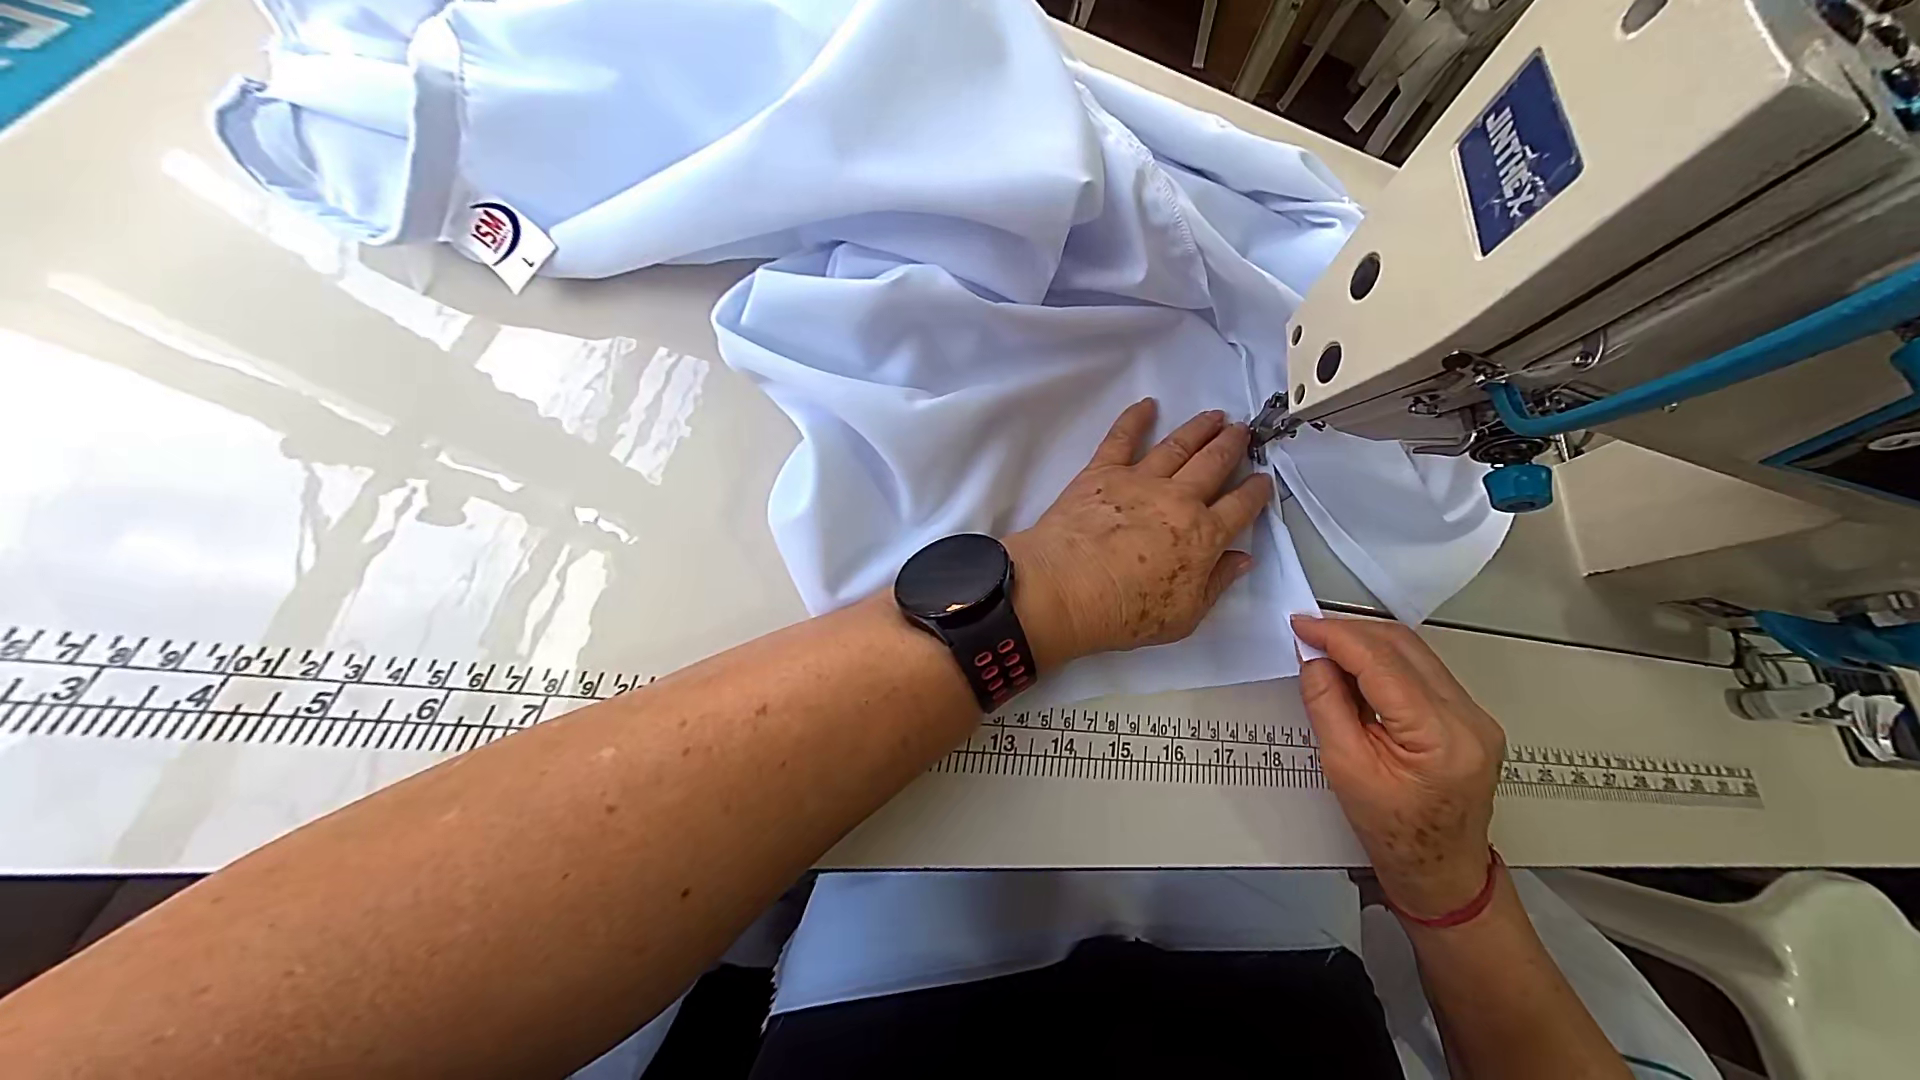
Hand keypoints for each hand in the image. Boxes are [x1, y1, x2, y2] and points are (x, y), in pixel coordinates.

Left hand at [1004, 399, 1273, 670]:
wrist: (1066, 589)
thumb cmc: (1124, 611)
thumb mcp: (1184, 615)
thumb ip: (1217, 584)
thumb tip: (1241, 559)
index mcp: (1203, 536)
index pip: (1240, 507)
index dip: (1255, 492)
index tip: (1262, 481)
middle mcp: (1178, 500)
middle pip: (1214, 465)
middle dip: (1231, 446)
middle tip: (1242, 432)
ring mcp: (1140, 481)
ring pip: (1178, 446)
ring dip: (1199, 428)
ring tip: (1214, 416)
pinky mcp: (1101, 473)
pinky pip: (1122, 438)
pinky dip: (1135, 418)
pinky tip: (1147, 405)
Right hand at [1291, 615, 1505, 920]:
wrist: (1440, 870)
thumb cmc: (1391, 831)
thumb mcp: (1344, 767)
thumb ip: (1327, 704)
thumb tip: (1314, 659)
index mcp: (1440, 735)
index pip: (1382, 662)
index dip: (1337, 636)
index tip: (1301, 625)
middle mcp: (1468, 717)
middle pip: (1403, 647)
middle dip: (1350, 632)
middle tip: (1308, 633)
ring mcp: (1474, 715)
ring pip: (1414, 652)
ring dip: (1365, 643)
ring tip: (1325, 649)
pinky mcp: (1467, 716)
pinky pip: (1420, 670)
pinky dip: (1382, 660)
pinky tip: (1353, 668)